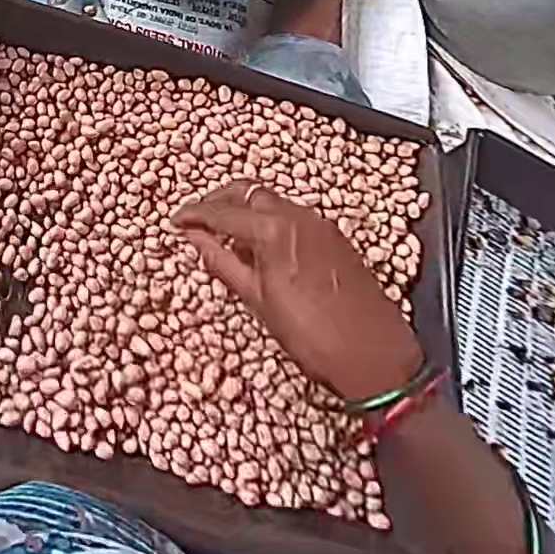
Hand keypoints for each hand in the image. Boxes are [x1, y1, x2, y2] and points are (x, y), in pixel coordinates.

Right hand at [174, 181, 421, 401]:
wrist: (378, 361)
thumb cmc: (313, 336)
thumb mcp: (256, 299)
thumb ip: (220, 261)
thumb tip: (194, 237)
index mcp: (273, 230)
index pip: (220, 211)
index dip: (193, 214)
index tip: (176, 221)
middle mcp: (297, 216)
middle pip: (246, 191)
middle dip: (218, 201)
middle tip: (198, 220)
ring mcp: (320, 225)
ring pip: (270, 200)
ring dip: (243, 209)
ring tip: (225, 234)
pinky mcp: (335, 238)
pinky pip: (292, 215)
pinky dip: (268, 219)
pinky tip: (260, 245)